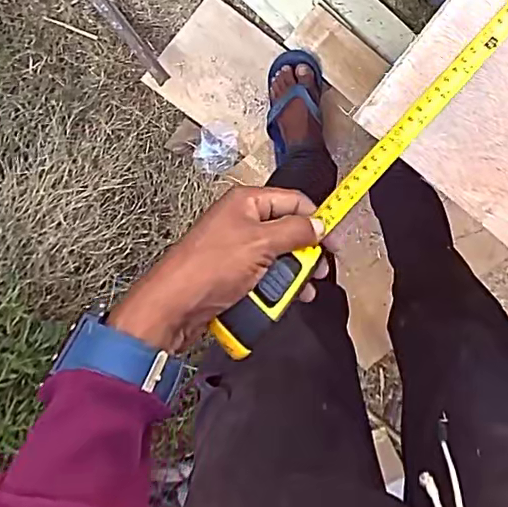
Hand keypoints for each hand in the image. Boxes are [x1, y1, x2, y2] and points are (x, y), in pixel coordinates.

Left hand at [108, 187, 326, 351]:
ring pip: (278, 258)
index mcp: (247, 202)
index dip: (316, 219)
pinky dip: (273, 290)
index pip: (293, 201)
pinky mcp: (233, 274)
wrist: (174, 305)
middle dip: (304, 254)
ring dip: (290, 277)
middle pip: (288, 231)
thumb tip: (318, 225)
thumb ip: (294, 232)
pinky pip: (263, 278)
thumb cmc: (206, 267)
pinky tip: (278, 302)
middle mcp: (242, 221)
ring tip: (297, 292)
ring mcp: (237, 249)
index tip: (334, 240)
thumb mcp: (261, 244)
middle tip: (317, 271)